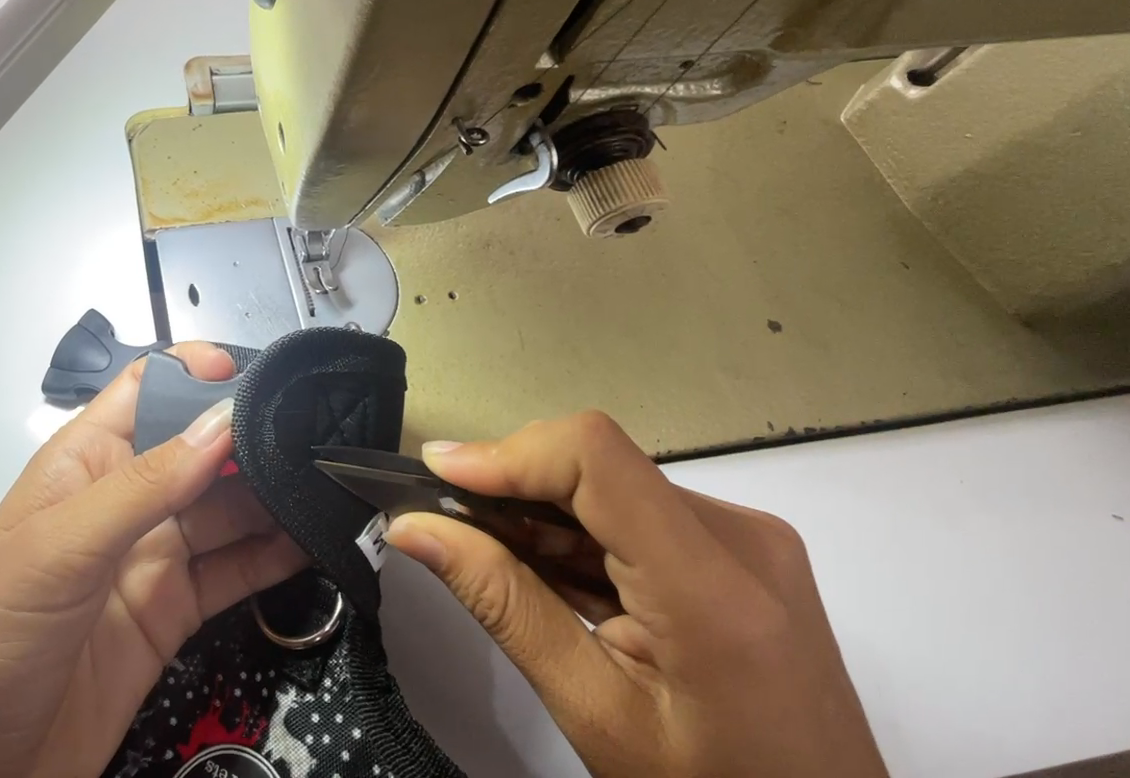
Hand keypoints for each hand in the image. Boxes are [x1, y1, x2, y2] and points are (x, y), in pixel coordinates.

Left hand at [0, 343, 307, 777]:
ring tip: (329, 480)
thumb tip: (223, 423)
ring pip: (225, 509)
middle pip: (198, 449)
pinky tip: (313, 540)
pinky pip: (232, 571)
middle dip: (251, 437)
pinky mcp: (173, 611)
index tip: (253, 376)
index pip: (145, 391)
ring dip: (273, 495)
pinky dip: (273, 556)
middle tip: (319, 431)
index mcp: (86, 462)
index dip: (194, 372)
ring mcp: (152, 555)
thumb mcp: (64, 547)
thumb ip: (145, 486)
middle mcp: (125, 499)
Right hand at [385, 412, 886, 777]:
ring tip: (488, 558)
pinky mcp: (743, 549)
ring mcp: (749, 540)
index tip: (436, 475)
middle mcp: (741, 537)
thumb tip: (413, 528)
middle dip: (511, 487)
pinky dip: (578, 535)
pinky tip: (547, 576)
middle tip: (444, 526)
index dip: (508, 452)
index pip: (596, 457)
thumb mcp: (594, 711)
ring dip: (539, 513)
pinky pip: (636, 511)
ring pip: (610, 485)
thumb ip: (503, 605)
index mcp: (713, 589)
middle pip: (596, 466)